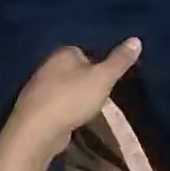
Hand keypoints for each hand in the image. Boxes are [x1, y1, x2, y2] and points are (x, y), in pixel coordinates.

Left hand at [4, 39, 141, 161]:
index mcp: (63, 53)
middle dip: (85, 81)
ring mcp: (38, 88)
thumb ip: (119, 60)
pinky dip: (63, 111)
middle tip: (100, 96)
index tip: (107, 80)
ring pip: (63, 88)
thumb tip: (136, 40)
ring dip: (74, 97)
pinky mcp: (33, 109)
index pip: (85, 52)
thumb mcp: (103, 78)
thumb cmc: (72, 98)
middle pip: (74, 70)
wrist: (36, 130)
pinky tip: (71, 120)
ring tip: (87, 111)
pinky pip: (55, 105)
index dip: (98, 65)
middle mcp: (47, 66)